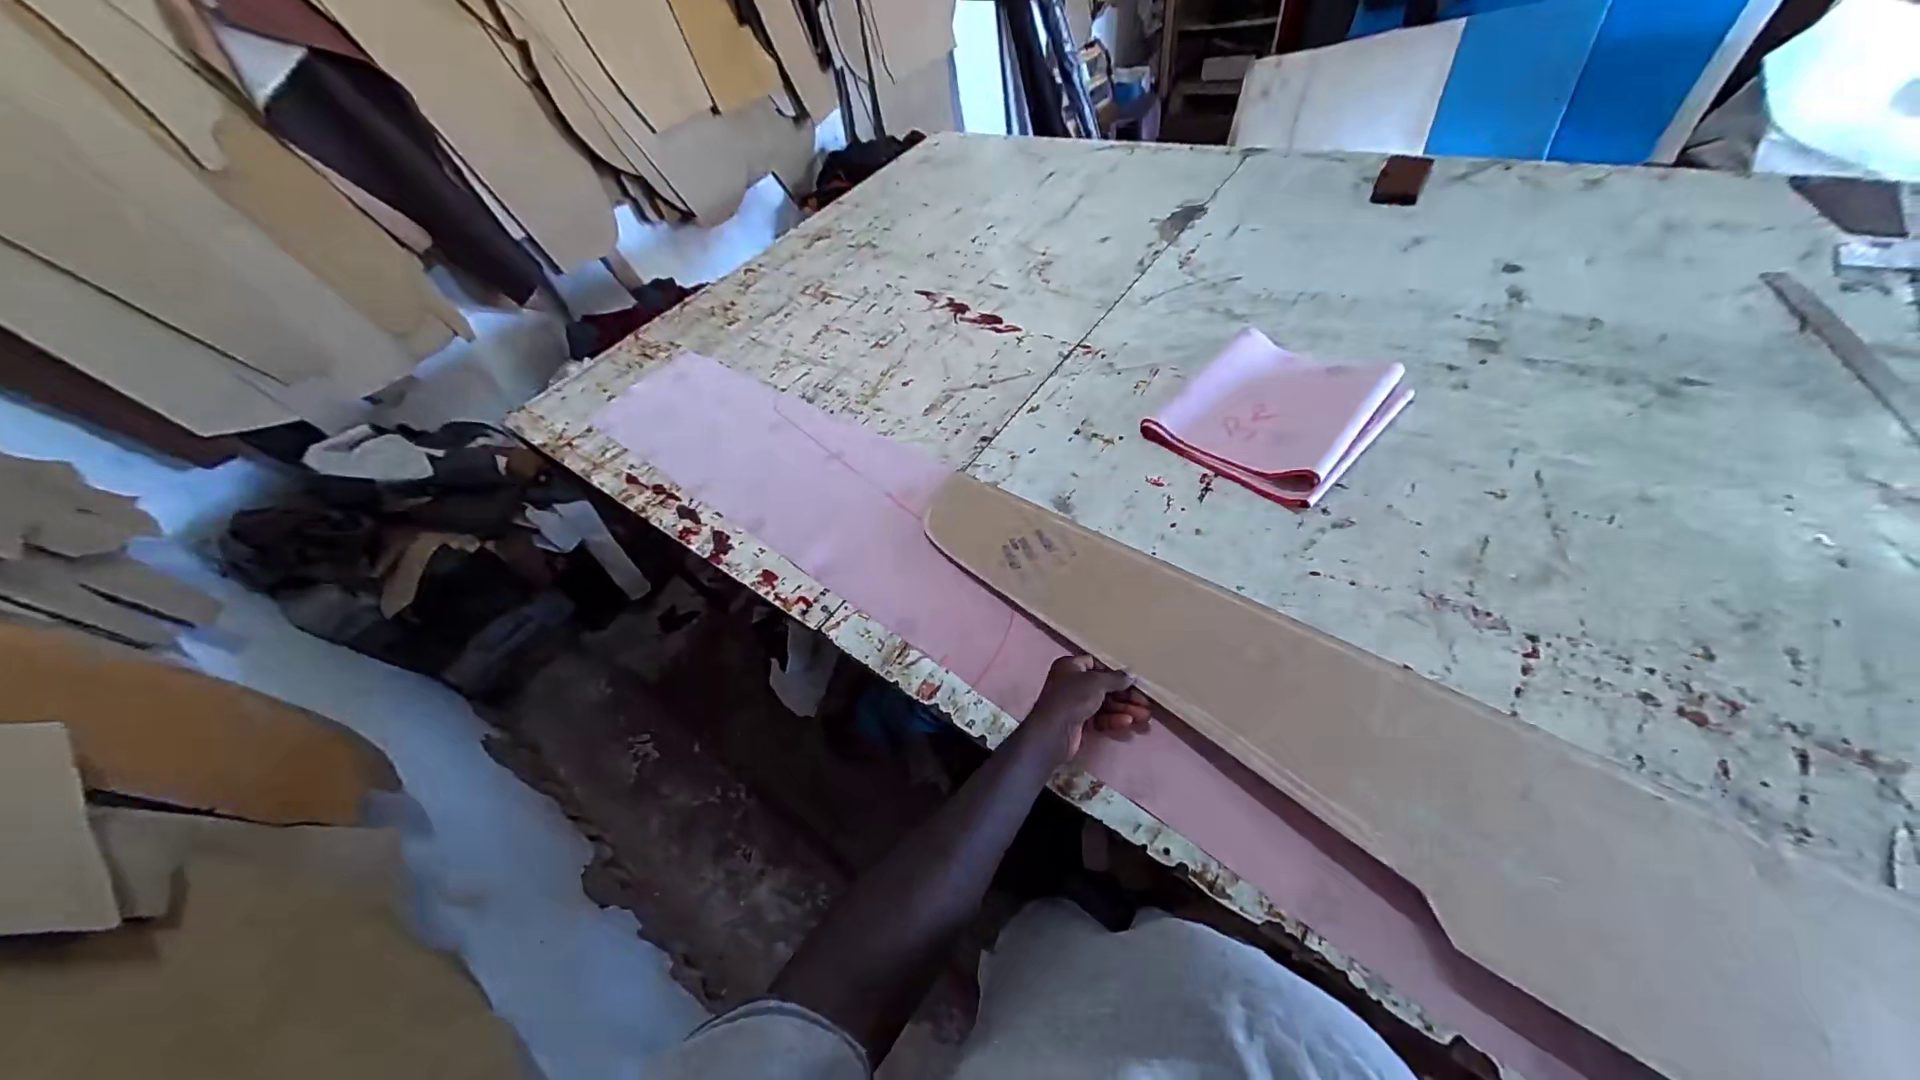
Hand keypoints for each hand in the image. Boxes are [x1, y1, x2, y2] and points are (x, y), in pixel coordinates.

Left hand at [1024, 655, 1152, 762]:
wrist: (1052, 732)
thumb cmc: (1072, 698)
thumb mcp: (1096, 683)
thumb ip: (1115, 678)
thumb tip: (1131, 674)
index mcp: (1070, 667)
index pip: (1096, 665)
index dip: (1114, 672)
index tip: (1133, 681)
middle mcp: (1071, 683)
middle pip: (1103, 687)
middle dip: (1125, 696)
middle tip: (1145, 704)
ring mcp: (1074, 704)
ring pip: (1104, 704)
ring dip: (1124, 710)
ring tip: (1144, 717)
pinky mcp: (1078, 722)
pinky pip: (1099, 718)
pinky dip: (1113, 720)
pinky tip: (1127, 723)